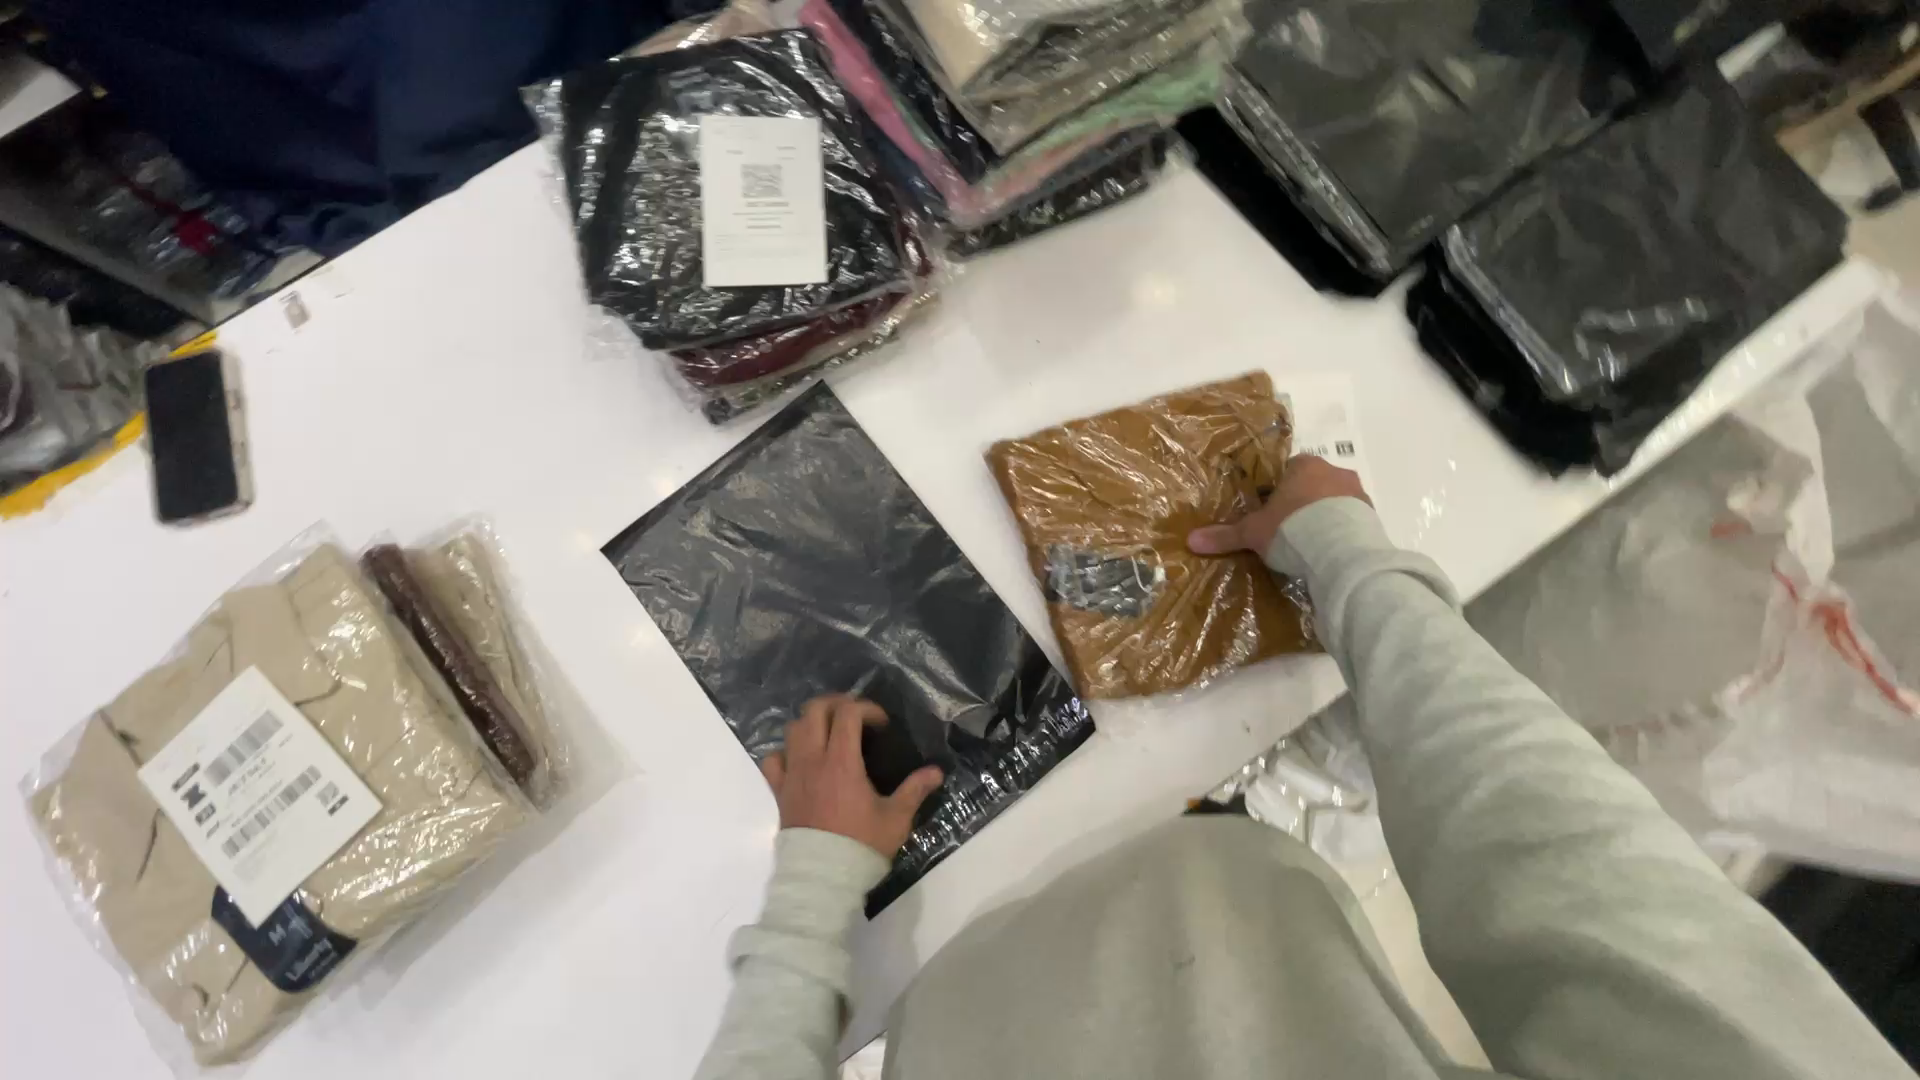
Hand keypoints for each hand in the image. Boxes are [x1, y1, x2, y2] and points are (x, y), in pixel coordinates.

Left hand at [760, 695, 945, 857]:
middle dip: (837, 704)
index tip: (882, 724)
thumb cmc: (860, 845)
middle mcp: (813, 760)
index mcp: (842, 761)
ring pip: (793, 729)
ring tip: (831, 733)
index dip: (867, 708)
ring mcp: (792, 774)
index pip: (848, 713)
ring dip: (812, 722)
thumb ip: (915, 790)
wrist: (822, 879)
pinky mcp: (779, 792)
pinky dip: (786, 752)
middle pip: (815, 710)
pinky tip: (802, 759)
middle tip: (856, 716)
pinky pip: (774, 760)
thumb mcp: (895, 818)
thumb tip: (936, 772)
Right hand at [1187, 454, 1369, 556]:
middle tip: (1286, 530)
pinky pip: (1352, 523)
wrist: (1341, 552)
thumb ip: (1225, 535)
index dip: (1277, 490)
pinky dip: (1341, 535)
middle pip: (1313, 485)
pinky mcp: (1374, 518)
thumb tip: (1191, 540)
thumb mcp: (1253, 533)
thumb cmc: (1292, 529)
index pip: (1289, 470)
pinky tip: (1328, 554)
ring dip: (1324, 519)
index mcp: (1303, 466)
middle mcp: (1334, 472)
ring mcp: (1358, 495)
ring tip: (1308, 547)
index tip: (1269, 511)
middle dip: (1301, 504)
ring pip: (1335, 503)